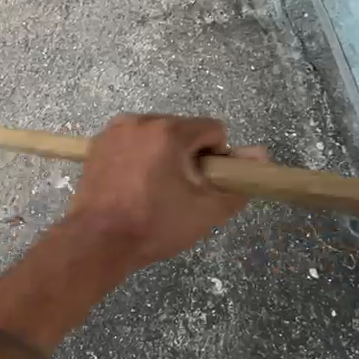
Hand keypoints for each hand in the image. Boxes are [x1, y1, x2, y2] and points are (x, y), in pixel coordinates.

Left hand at [67, 114, 254, 269]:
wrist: (99, 237)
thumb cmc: (156, 223)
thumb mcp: (208, 209)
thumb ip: (237, 180)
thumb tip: (261, 154)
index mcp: (167, 131)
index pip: (213, 128)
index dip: (218, 156)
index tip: (205, 182)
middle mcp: (138, 121)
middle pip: (182, 129)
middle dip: (189, 155)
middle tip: (180, 190)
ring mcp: (113, 130)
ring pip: (155, 135)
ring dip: (164, 155)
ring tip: (156, 190)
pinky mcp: (97, 143)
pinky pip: (132, 142)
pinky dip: (140, 156)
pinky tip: (134, 185)